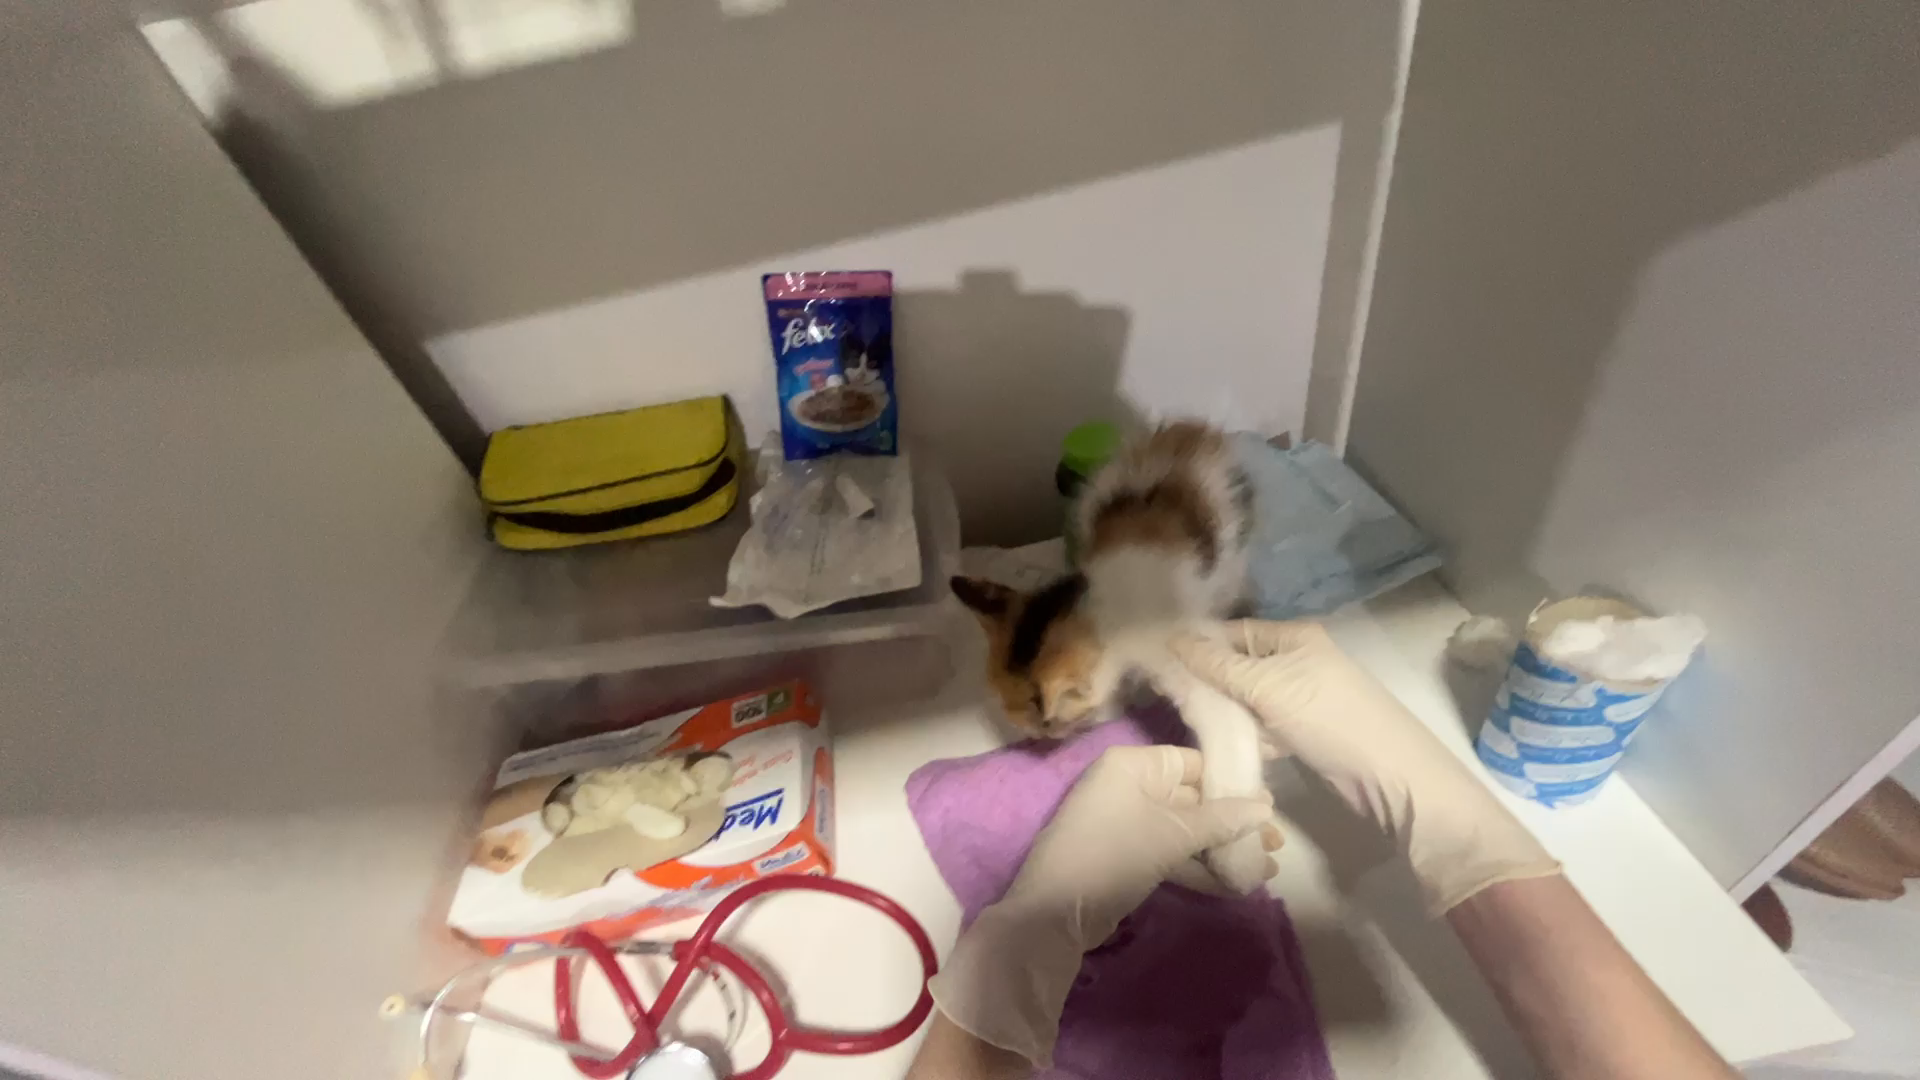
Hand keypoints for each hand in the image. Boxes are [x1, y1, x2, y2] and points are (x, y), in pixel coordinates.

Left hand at [927, 745, 1279, 1065]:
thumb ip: (1221, 819)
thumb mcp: (1172, 834)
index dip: (1230, 783)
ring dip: (1222, 849)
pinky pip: (1172, 853)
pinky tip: (1238, 884)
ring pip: (1184, 829)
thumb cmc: (1115, 852)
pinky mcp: (1129, 856)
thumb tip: (1266, 805)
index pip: (1191, 763)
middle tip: (1275, 844)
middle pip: (1191, 798)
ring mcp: (1128, 822)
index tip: (1269, 807)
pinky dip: (1200, 866)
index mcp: (1133, 765)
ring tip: (1268, 868)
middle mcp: (1130, 785)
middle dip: (1233, 822)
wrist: (1057, 909)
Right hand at [1173, 620, 1559, 914]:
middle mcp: (1297, 659)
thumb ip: (1215, 665)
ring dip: (1230, 713)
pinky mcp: (1305, 727)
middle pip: (1238, 665)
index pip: (1232, 632)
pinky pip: (1264, 722)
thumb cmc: (1327, 718)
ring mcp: (1302, 694)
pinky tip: (1245, 747)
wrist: (1391, 778)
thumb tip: (1171, 638)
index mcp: (1293, 636)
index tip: (1164, 665)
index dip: (1199, 646)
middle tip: (1181, 701)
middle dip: (1212, 684)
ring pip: (1248, 697)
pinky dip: (1251, 733)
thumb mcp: (1265, 686)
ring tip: (1210, 727)